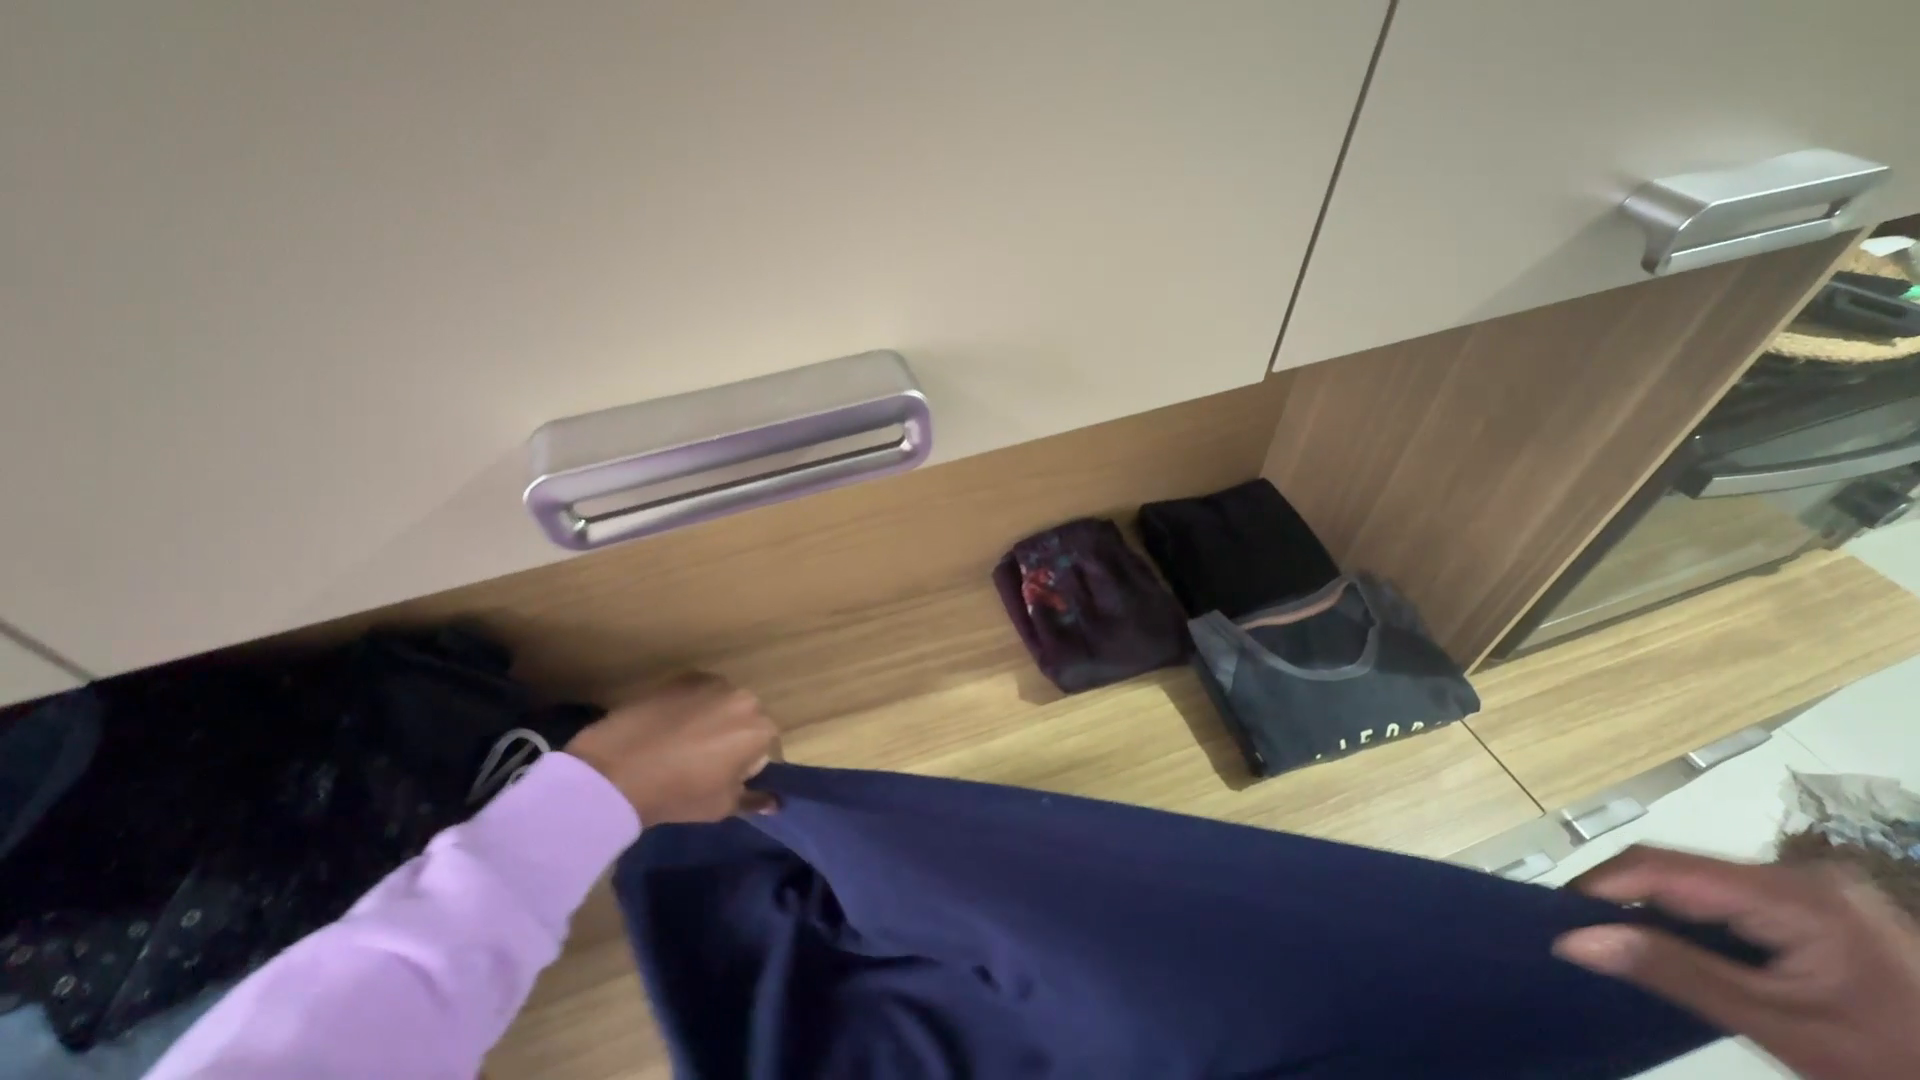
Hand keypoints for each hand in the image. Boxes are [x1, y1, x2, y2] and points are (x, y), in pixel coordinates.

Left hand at [564, 673, 778, 824]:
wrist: (617, 770)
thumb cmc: (679, 792)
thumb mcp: (722, 806)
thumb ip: (754, 800)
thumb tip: (775, 802)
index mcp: (760, 730)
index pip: (766, 749)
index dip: (747, 767)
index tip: (725, 780)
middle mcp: (743, 699)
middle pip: (747, 720)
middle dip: (734, 737)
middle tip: (705, 762)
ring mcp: (711, 683)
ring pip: (722, 705)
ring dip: (712, 719)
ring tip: (682, 743)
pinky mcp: (681, 678)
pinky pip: (696, 694)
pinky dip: (689, 707)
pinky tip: (667, 728)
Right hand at [1553, 845, 1919, 1079]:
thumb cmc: (1888, 1061)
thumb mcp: (1778, 1025)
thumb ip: (1673, 971)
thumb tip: (1573, 941)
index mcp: (1794, 893)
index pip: (1664, 867)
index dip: (1600, 887)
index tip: (1556, 922)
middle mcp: (1799, 873)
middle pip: (1679, 868)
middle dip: (1622, 898)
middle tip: (1582, 939)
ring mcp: (1812, 887)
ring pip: (1698, 882)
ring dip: (1654, 910)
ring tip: (1618, 945)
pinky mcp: (1817, 905)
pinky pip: (1729, 898)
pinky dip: (1692, 921)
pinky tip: (1677, 950)